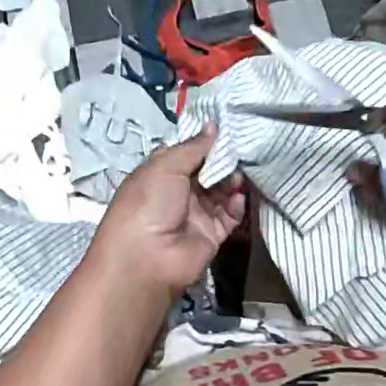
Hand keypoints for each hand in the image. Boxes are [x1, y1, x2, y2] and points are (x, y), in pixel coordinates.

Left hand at [85, 124, 246, 295]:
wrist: (147, 259)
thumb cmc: (149, 204)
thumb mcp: (165, 166)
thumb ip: (193, 147)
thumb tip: (213, 126)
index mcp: (161, 174)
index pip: (188, 154)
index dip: (206, 143)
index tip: (226, 131)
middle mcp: (179, 193)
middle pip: (208, 172)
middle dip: (223, 162)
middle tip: (239, 152)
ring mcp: (196, 215)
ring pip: (221, 193)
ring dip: (232, 182)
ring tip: (239, 176)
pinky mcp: (212, 235)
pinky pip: (230, 216)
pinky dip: (237, 205)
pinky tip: (239, 197)